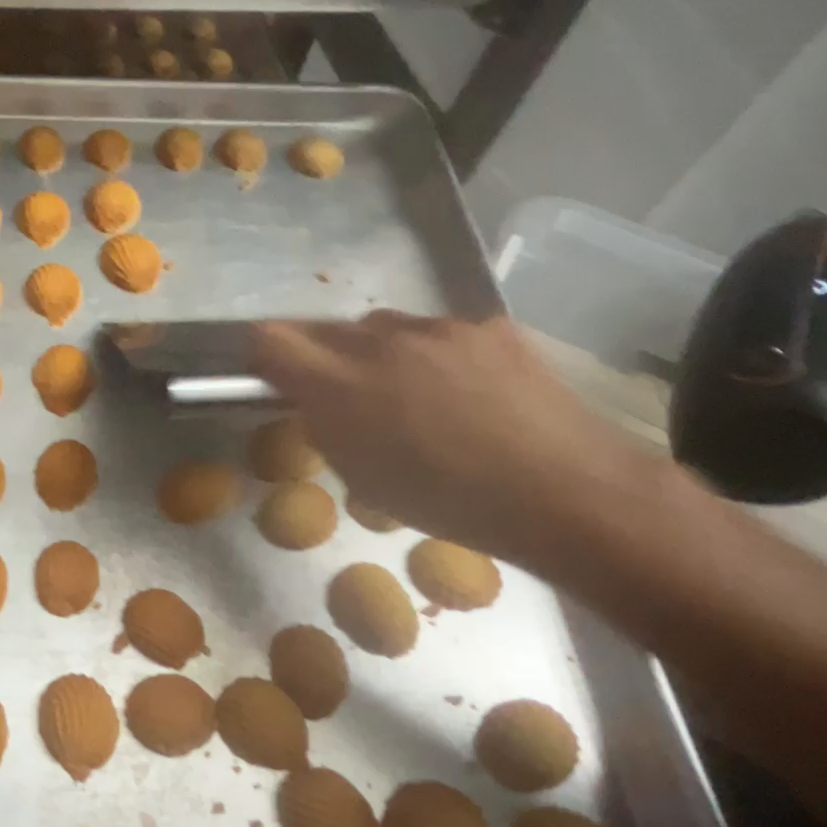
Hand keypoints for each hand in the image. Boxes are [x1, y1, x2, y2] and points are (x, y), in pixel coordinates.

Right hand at [247, 310, 658, 559]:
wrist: (564, 490)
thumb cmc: (447, 500)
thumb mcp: (360, 474)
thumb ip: (325, 423)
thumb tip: (316, 398)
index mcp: (337, 384)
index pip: (268, 340)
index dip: (262, 357)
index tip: (274, 381)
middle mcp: (380, 341)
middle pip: (325, 329)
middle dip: (324, 358)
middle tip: (348, 400)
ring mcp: (439, 328)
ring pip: (384, 328)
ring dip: (381, 355)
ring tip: (416, 398)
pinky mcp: (489, 326)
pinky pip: (440, 333)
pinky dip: (436, 356)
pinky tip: (469, 395)